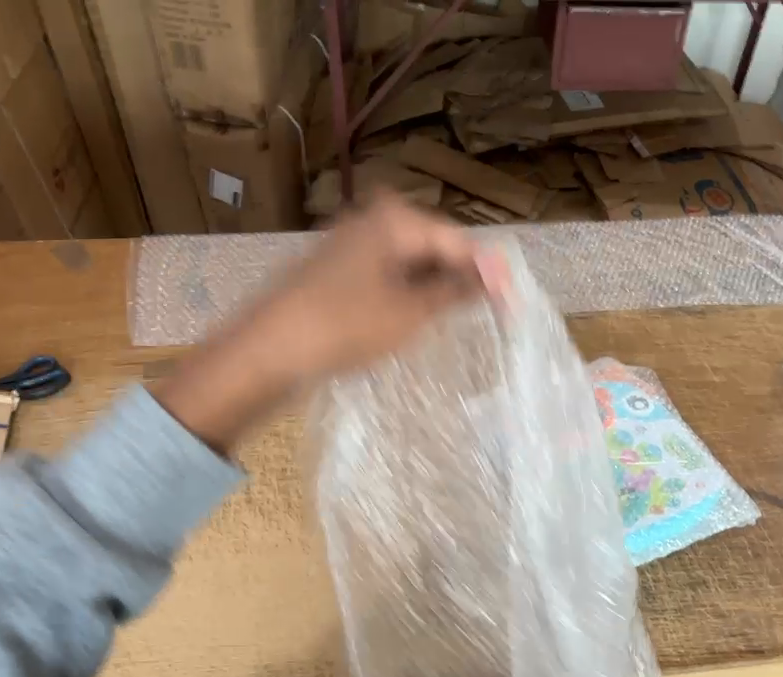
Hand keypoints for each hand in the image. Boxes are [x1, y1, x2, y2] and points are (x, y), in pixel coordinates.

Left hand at [150, 194, 490, 451]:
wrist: (267, 352)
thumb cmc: (345, 327)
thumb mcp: (410, 313)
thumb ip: (456, 291)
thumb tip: (496, 276)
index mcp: (394, 219)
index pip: (458, 242)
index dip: (489, 275)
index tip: (514, 306)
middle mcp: (371, 219)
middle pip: (433, 248)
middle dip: (461, 280)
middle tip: (490, 316)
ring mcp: (349, 244)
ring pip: (408, 265)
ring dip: (433, 292)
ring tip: (456, 323)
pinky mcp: (334, 271)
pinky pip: (385, 278)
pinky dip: (405, 297)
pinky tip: (412, 323)